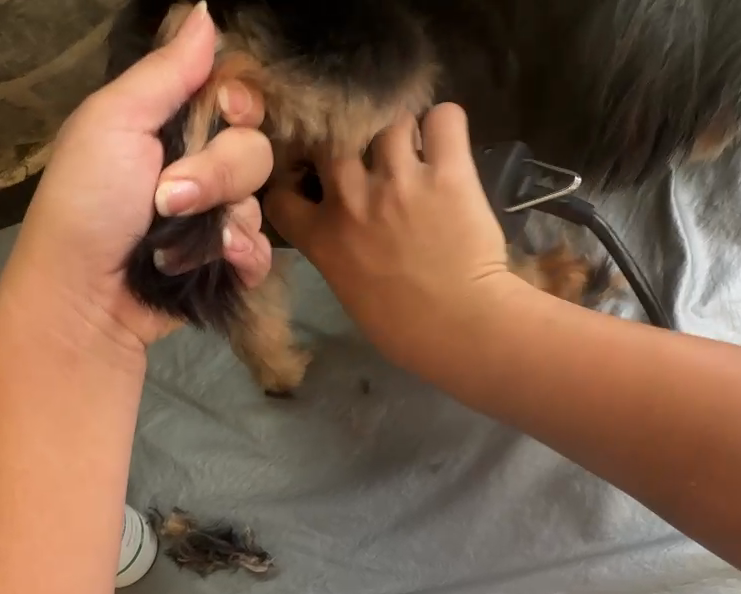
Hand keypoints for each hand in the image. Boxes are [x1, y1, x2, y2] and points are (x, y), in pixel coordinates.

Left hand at [0, 2, 275, 357]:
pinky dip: (244, 258)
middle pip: (254, 149)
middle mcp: (197, 168)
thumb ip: (164, 73)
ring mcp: (212, 221)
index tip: (223, 112)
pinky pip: (261, 252)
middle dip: (219, 174)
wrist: (85, 296)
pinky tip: (219, 265)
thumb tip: (206, 12)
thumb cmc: (88, 203)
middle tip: (169, 198)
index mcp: (171, 125)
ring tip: (179, 243)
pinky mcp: (223, 267)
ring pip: (259, 203)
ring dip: (224, 221)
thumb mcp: (114, 121)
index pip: (235, 98)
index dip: (238, 105)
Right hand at [266, 104, 533, 366]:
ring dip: (401, 129)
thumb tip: (343, 231)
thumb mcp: (348, 291)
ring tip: (415, 149)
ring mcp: (399, 179)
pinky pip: (443, 117)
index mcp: (322, 237)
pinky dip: (445, 125)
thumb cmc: (402, 329)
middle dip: (346, 138)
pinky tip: (448, 147)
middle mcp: (351, 198)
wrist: (459, 328)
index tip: (310, 178)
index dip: (295, 178)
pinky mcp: (447, 170)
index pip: (281, 192)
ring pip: (389, 117)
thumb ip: (336, 252)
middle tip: (368, 150)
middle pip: (332, 136)